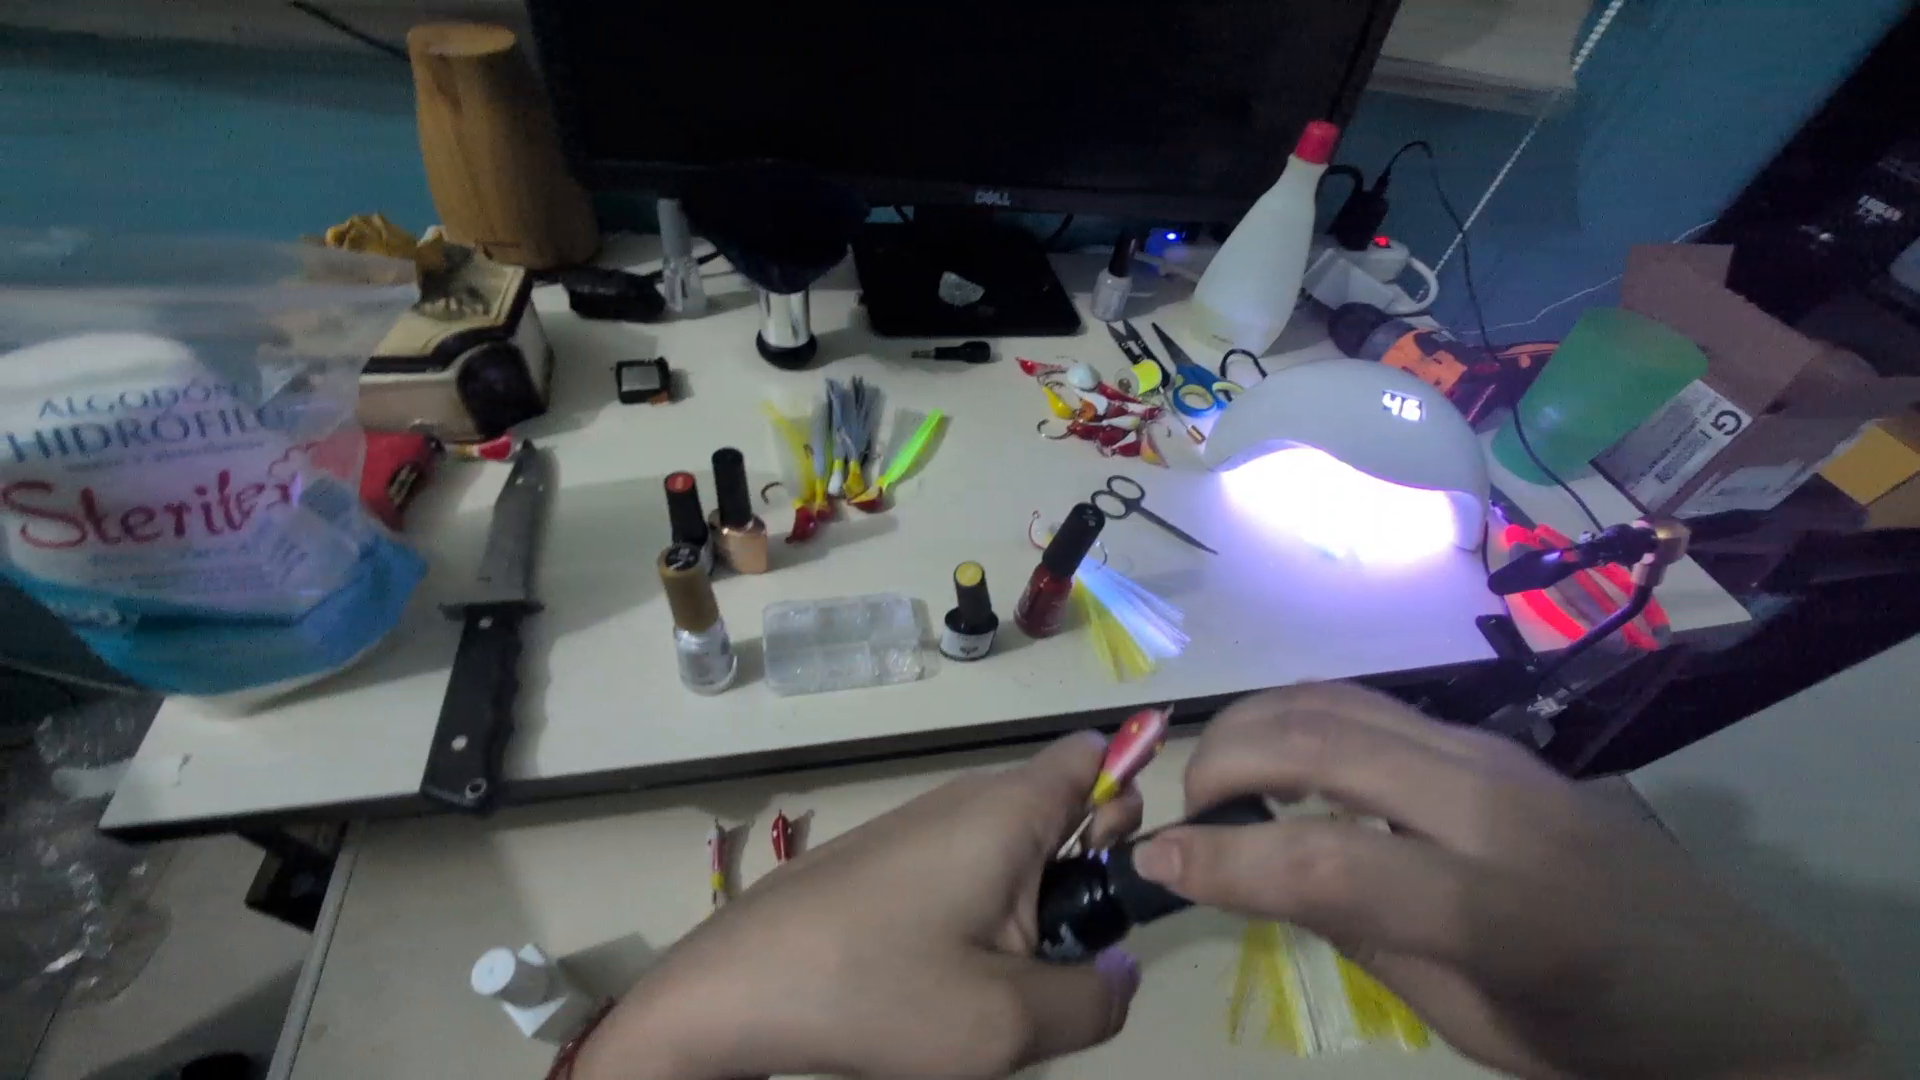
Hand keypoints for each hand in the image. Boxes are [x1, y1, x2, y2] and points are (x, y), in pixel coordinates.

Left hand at [577, 732, 1144, 1079]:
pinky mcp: (893, 851)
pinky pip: (970, 866)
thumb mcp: (1008, 1023)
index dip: (1124, 800)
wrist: (741, 984)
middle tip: (1049, 961)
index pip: (1094, 754)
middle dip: (1080, 877)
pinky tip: (945, 975)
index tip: (1110, 874)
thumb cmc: (879, 989)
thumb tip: (1122, 972)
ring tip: (994, 985)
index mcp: (1010, 808)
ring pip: (1016, 848)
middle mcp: (971, 797)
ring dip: (1030, 909)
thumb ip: (1093, 999)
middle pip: (1061, 807)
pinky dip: (984, 912)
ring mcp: (925, 822)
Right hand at [1129, 683, 1882, 1079]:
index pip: (1330, 863)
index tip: (1153, 859)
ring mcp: (1486, 752)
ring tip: (1219, 774)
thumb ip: (1353, 928)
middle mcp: (1490, 806)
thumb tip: (1246, 867)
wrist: (1733, 985)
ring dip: (1251, 724)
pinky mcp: (1480, 733)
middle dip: (1223, 760)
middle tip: (1189, 808)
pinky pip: (1360, 701)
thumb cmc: (1596, 1035)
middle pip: (1317, 742)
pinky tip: (1275, 750)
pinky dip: (1292, 715)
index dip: (1224, 858)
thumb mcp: (1467, 1019)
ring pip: (1330, 701)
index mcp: (1503, 911)